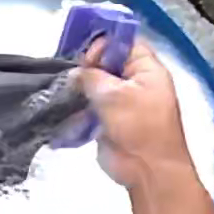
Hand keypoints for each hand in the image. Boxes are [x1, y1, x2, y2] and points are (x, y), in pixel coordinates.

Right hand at [78, 40, 192, 191]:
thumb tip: (76, 72)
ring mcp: (123, 101)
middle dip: (88, 65)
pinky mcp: (110, 118)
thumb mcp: (113, 93)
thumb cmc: (137, 125)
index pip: (125, 43)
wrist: (146, 169)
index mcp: (147, 70)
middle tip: (73, 73)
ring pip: (98, 83)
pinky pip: (92, 103)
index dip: (104, 44)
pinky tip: (67, 102)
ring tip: (67, 88)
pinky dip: (80, 102)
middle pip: (108, 62)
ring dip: (82, 85)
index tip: (86, 56)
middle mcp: (137, 82)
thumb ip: (90, 76)